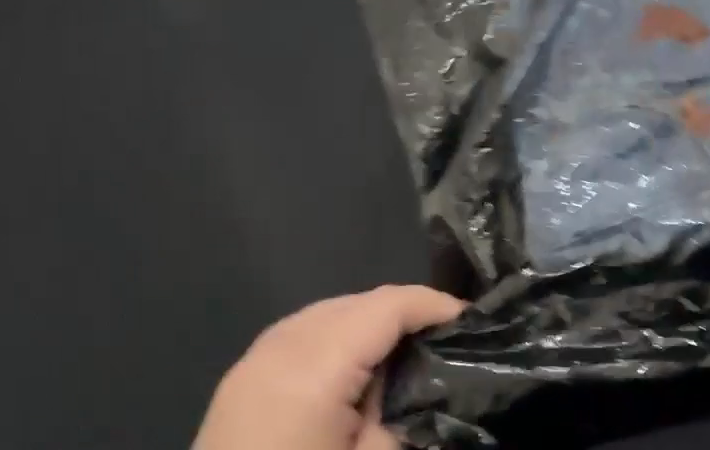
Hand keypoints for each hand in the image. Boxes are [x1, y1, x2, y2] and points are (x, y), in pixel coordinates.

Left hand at [194, 285, 467, 449]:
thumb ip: (402, 408)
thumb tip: (425, 378)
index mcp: (316, 366)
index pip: (390, 304)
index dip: (435, 304)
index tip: (471, 320)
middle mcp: (282, 346)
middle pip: (360, 301)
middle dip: (405, 310)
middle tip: (443, 337)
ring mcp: (253, 361)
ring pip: (329, 310)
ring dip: (370, 319)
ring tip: (403, 349)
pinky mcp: (238, 381)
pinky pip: (300, 333)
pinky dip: (335, 334)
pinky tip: (352, 366)